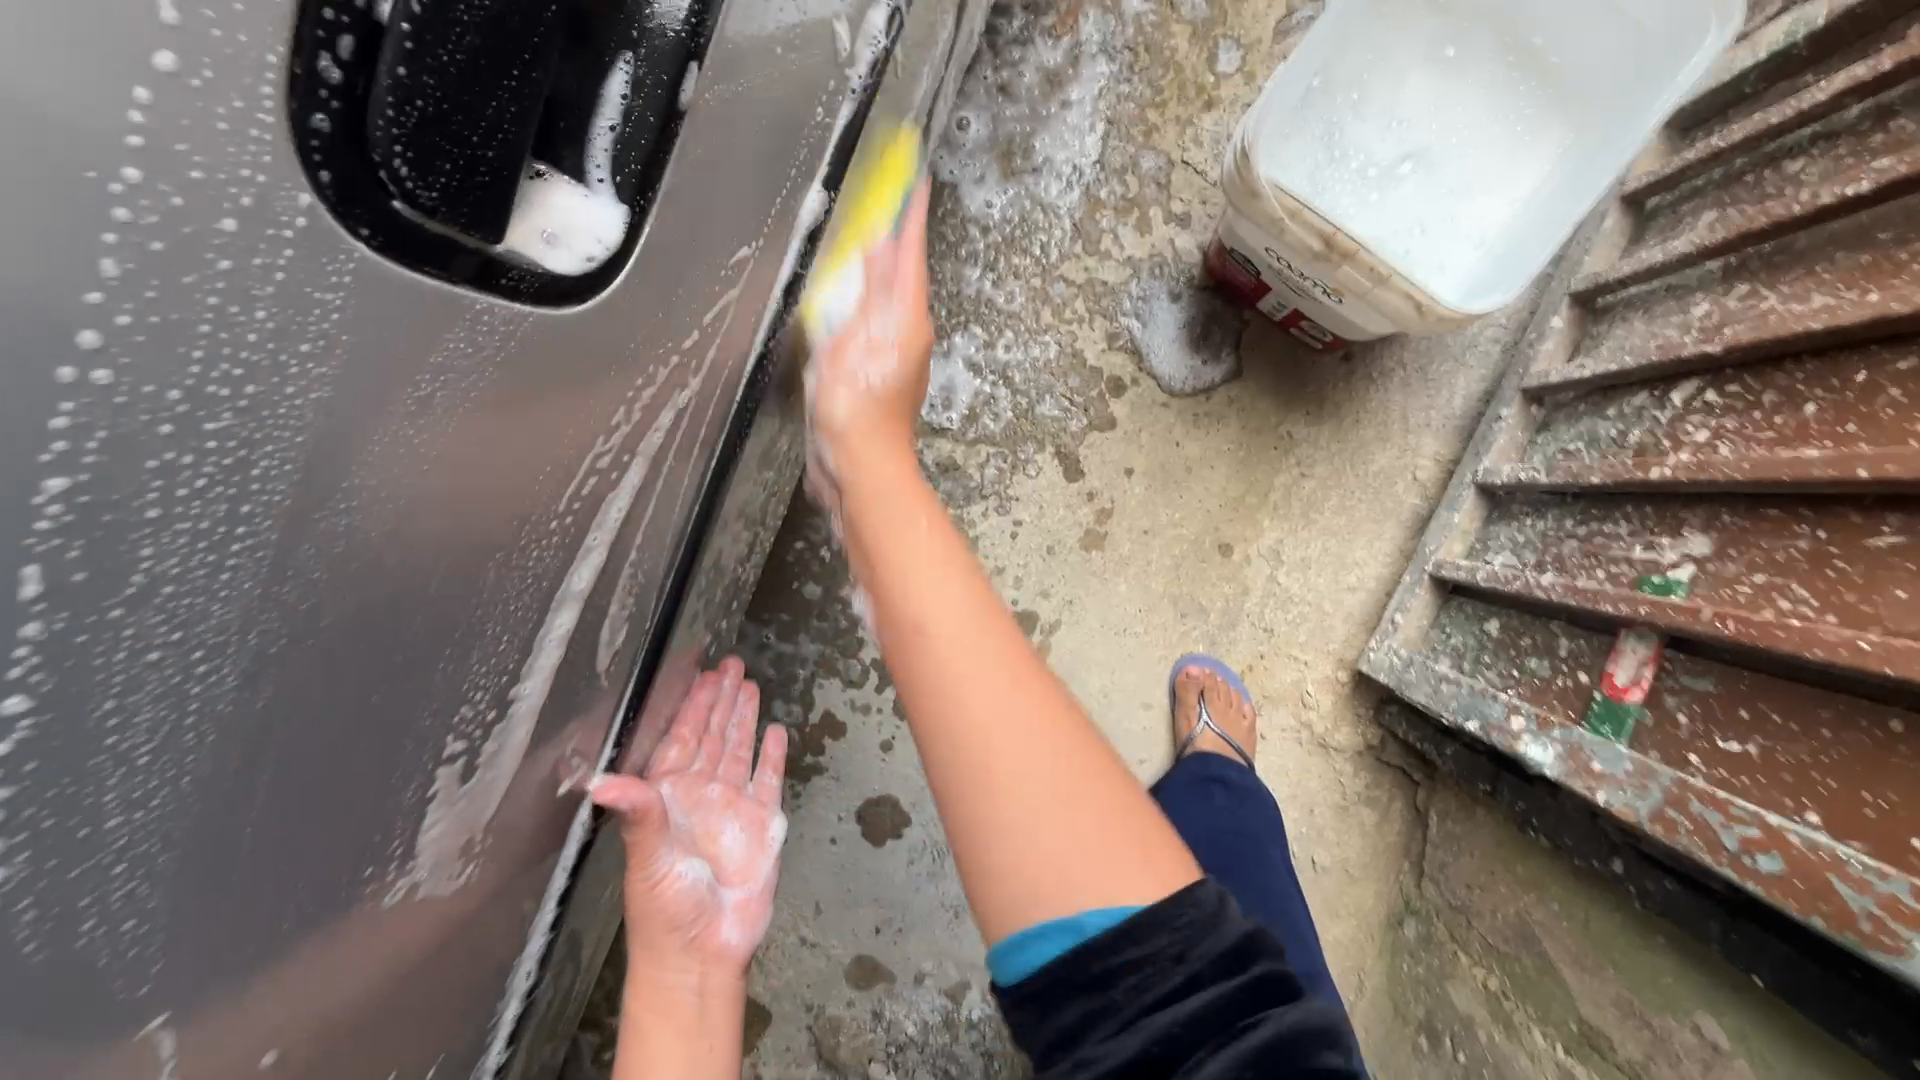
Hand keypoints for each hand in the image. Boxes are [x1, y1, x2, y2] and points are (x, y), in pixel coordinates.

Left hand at [590, 657, 788, 978]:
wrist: (704, 951)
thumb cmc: (665, 907)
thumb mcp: (647, 857)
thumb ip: (637, 813)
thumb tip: (599, 782)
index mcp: (670, 795)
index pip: (681, 736)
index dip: (691, 705)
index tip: (701, 673)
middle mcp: (701, 793)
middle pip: (712, 735)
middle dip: (720, 700)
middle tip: (731, 665)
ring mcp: (734, 806)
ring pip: (739, 749)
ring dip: (744, 718)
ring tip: (751, 685)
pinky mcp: (763, 823)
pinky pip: (768, 779)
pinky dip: (772, 755)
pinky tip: (775, 731)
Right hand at [803, 181, 934, 512]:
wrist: (860, 467)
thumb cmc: (855, 410)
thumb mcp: (853, 340)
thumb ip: (867, 293)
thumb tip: (879, 250)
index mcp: (906, 319)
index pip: (910, 256)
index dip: (913, 218)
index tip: (920, 183)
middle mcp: (910, 335)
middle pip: (906, 277)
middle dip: (900, 242)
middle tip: (895, 208)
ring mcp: (899, 358)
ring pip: (893, 302)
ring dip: (884, 274)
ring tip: (872, 247)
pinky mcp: (884, 377)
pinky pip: (878, 327)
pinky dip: (868, 307)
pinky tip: (854, 304)